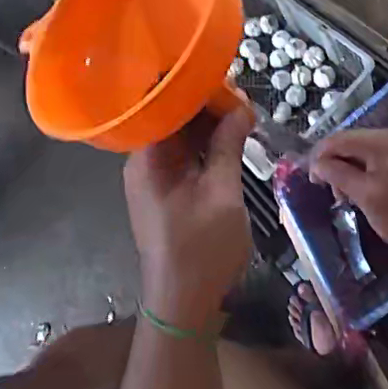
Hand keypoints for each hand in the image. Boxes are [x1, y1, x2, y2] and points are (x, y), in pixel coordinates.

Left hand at [124, 107, 254, 329]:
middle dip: (206, 106)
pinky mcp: (166, 193)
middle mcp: (143, 162)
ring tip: (243, 115)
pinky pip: (185, 158)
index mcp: (147, 158)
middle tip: (244, 100)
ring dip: (209, 127)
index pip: (164, 105)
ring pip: (180, 138)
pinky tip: (231, 140)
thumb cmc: (200, 248)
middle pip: (171, 119)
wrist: (182, 305)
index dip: (196, 91)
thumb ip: (229, 146)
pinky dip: (206, 147)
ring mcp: (153, 179)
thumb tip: (241, 108)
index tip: (230, 83)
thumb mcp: (222, 193)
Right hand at [308, 129, 387, 252]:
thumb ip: (339, 175)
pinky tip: (363, 195)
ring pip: (360, 155)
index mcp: (379, 141)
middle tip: (332, 194)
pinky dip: (362, 176)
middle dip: (333, 166)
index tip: (312, 183)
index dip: (318, 158)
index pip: (336, 139)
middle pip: (348, 145)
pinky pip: (374, 163)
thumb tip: (317, 164)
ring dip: (347, 173)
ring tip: (347, 198)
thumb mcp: (367, 195)